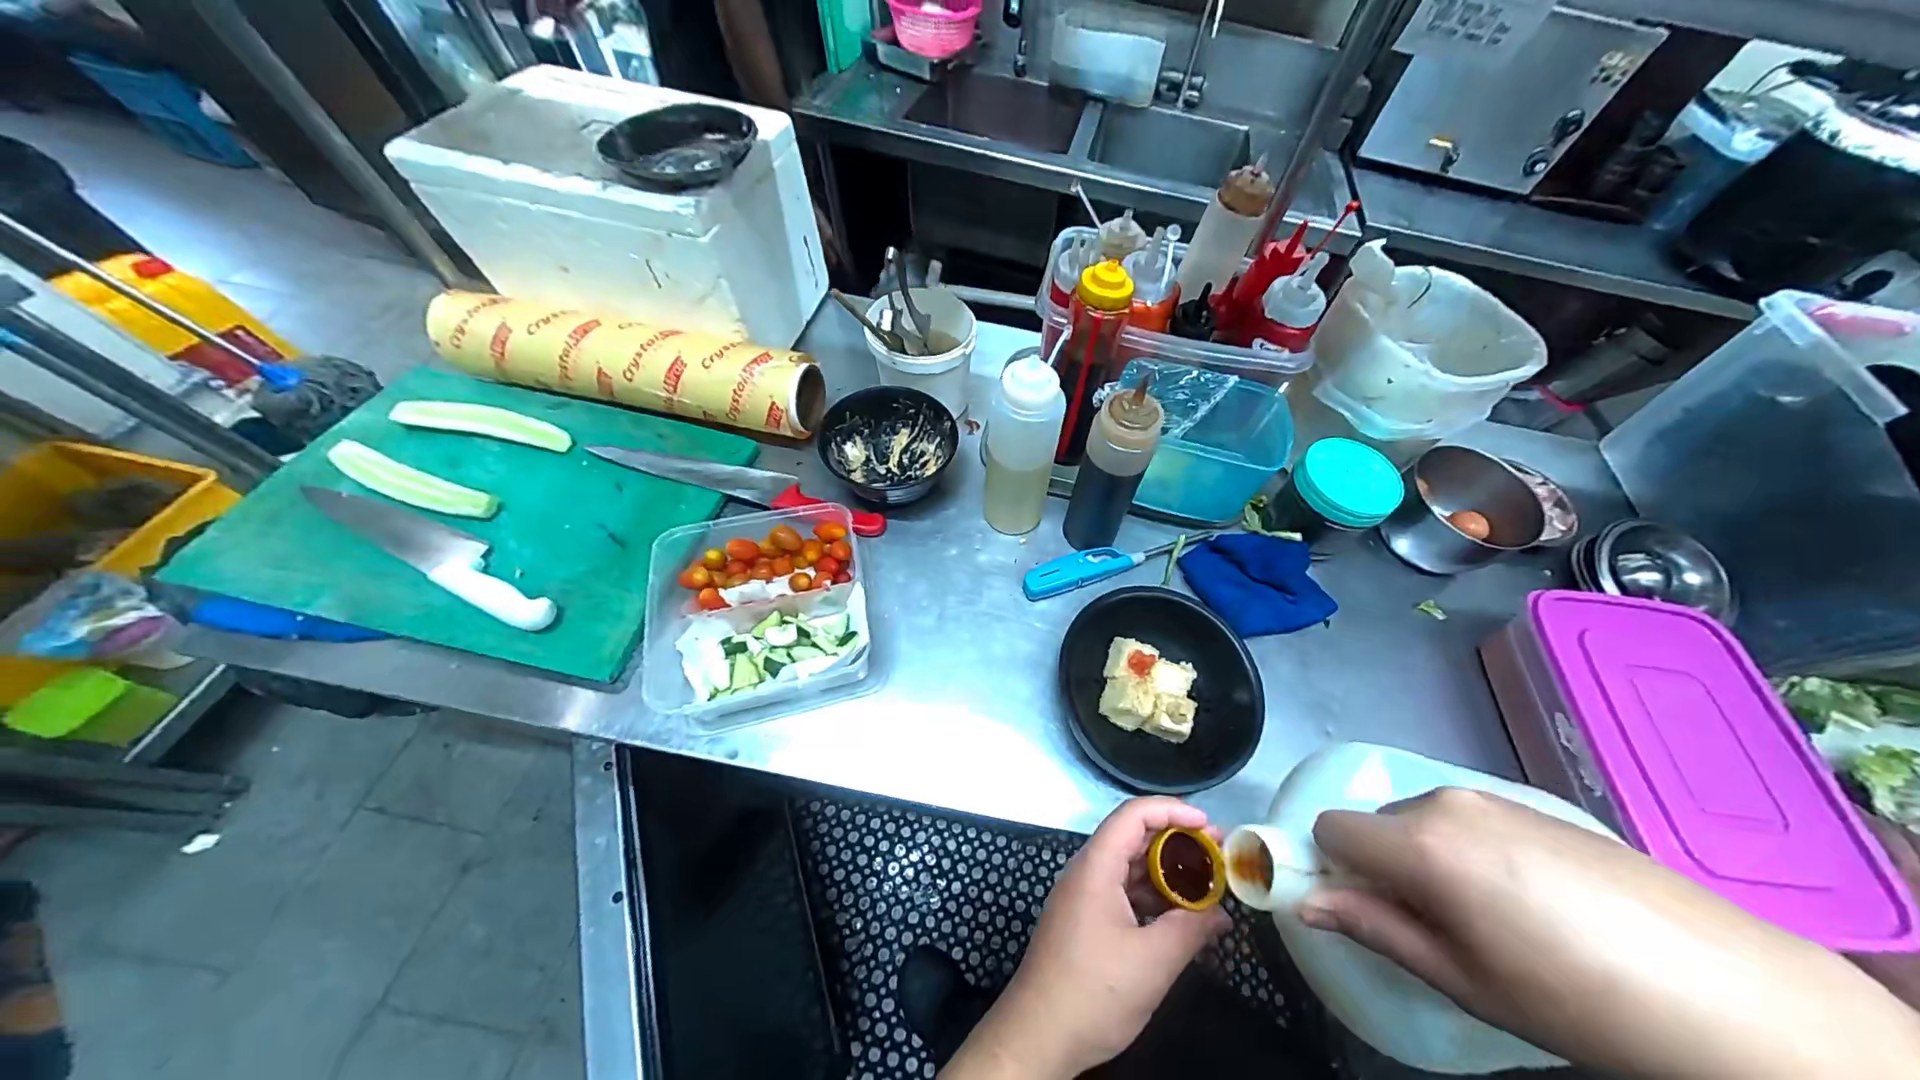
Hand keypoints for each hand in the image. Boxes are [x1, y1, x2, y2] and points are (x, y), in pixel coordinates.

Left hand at [942, 798, 1229, 1079]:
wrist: (1038, 1034)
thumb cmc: (1093, 991)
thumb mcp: (1152, 962)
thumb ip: (1190, 930)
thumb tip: (1221, 914)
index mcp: (1095, 866)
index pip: (1133, 815)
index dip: (1172, 810)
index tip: (1209, 825)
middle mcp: (1086, 872)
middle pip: (1132, 837)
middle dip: (1176, 840)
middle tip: (1218, 853)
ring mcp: (1083, 896)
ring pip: (1129, 866)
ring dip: (1167, 871)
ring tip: (1207, 884)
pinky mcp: (1085, 920)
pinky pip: (1123, 892)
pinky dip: (1153, 896)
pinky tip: (1181, 916)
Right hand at [1303, 788, 1919, 1079]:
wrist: (1730, 992)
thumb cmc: (1572, 998)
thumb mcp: (1461, 978)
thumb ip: (1372, 927)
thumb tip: (1303, 902)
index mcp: (1420, 843)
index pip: (1330, 826)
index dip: (1334, 866)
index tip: (1369, 907)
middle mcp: (1446, 803)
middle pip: (1376, 823)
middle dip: (1385, 865)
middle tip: (1441, 925)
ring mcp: (1495, 798)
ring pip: (1422, 819)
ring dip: (1429, 857)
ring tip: (1496, 916)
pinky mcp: (1537, 804)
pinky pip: (1470, 818)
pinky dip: (1472, 849)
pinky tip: (1536, 900)